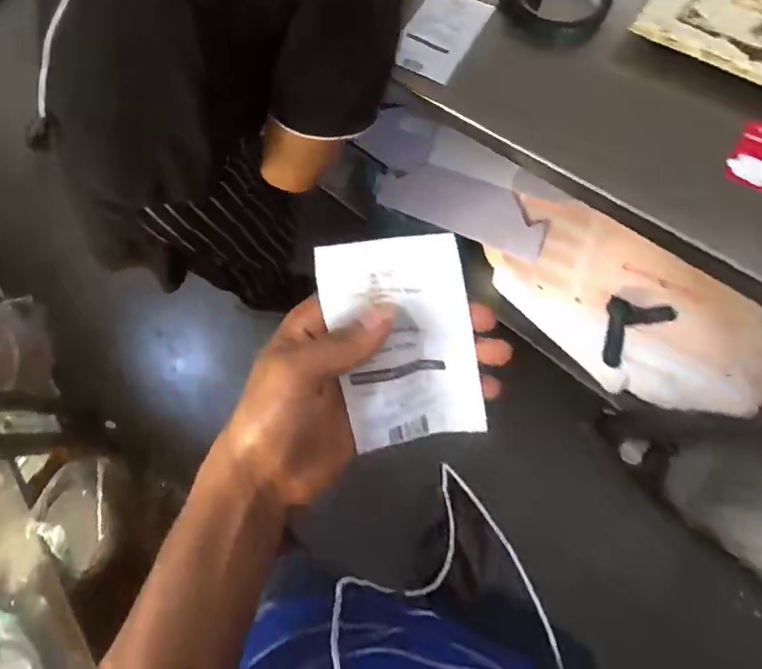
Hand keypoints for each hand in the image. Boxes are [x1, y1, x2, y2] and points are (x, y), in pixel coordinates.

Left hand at [210, 295, 513, 511]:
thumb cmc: (272, 412)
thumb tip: (389, 311)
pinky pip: (413, 397)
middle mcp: (342, 346)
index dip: (400, 287)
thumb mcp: (298, 370)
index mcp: (317, 325)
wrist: (264, 479)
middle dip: (441, 323)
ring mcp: (361, 381)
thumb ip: (343, 343)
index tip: (445, 283)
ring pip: (412, 361)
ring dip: (452, 358)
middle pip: (397, 327)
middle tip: (487, 323)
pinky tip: (480, 395)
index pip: (362, 295)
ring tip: (497, 359)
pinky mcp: (374, 415)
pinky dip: (444, 394)